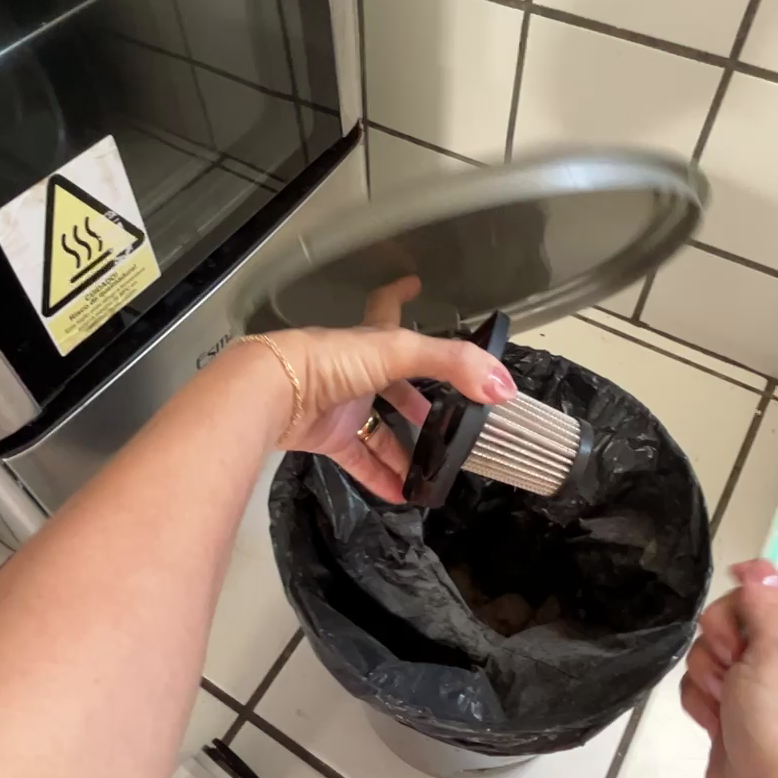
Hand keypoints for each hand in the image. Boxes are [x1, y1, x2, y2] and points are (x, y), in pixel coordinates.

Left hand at [247, 276, 516, 501]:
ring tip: (434, 469)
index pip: (388, 308)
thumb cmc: (332, 361)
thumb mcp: (399, 353)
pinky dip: (380, 476)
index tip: (414, 283)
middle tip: (449, 415)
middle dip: (418, 397)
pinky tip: (402, 494)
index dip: (401, 294)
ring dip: (404, 449)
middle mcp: (356, 368)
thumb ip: (454, 365)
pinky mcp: (327, 436)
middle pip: (392, 381)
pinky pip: (359, 459)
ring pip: (379, 427)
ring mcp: (341, 403)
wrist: (274, 392)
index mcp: (371, 340)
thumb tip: (503, 387)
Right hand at [681, 559, 777, 777]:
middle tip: (734, 658)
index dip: (769, 576)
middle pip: (742, 611)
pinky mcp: (728, 708)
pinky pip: (699, 681)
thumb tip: (763, 567)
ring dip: (707, 668)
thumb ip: (767, 604)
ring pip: (712, 646)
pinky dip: (700, 698)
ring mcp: (755, 685)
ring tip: (727, 700)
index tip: (737, 579)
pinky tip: (716, 721)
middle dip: (722, 629)